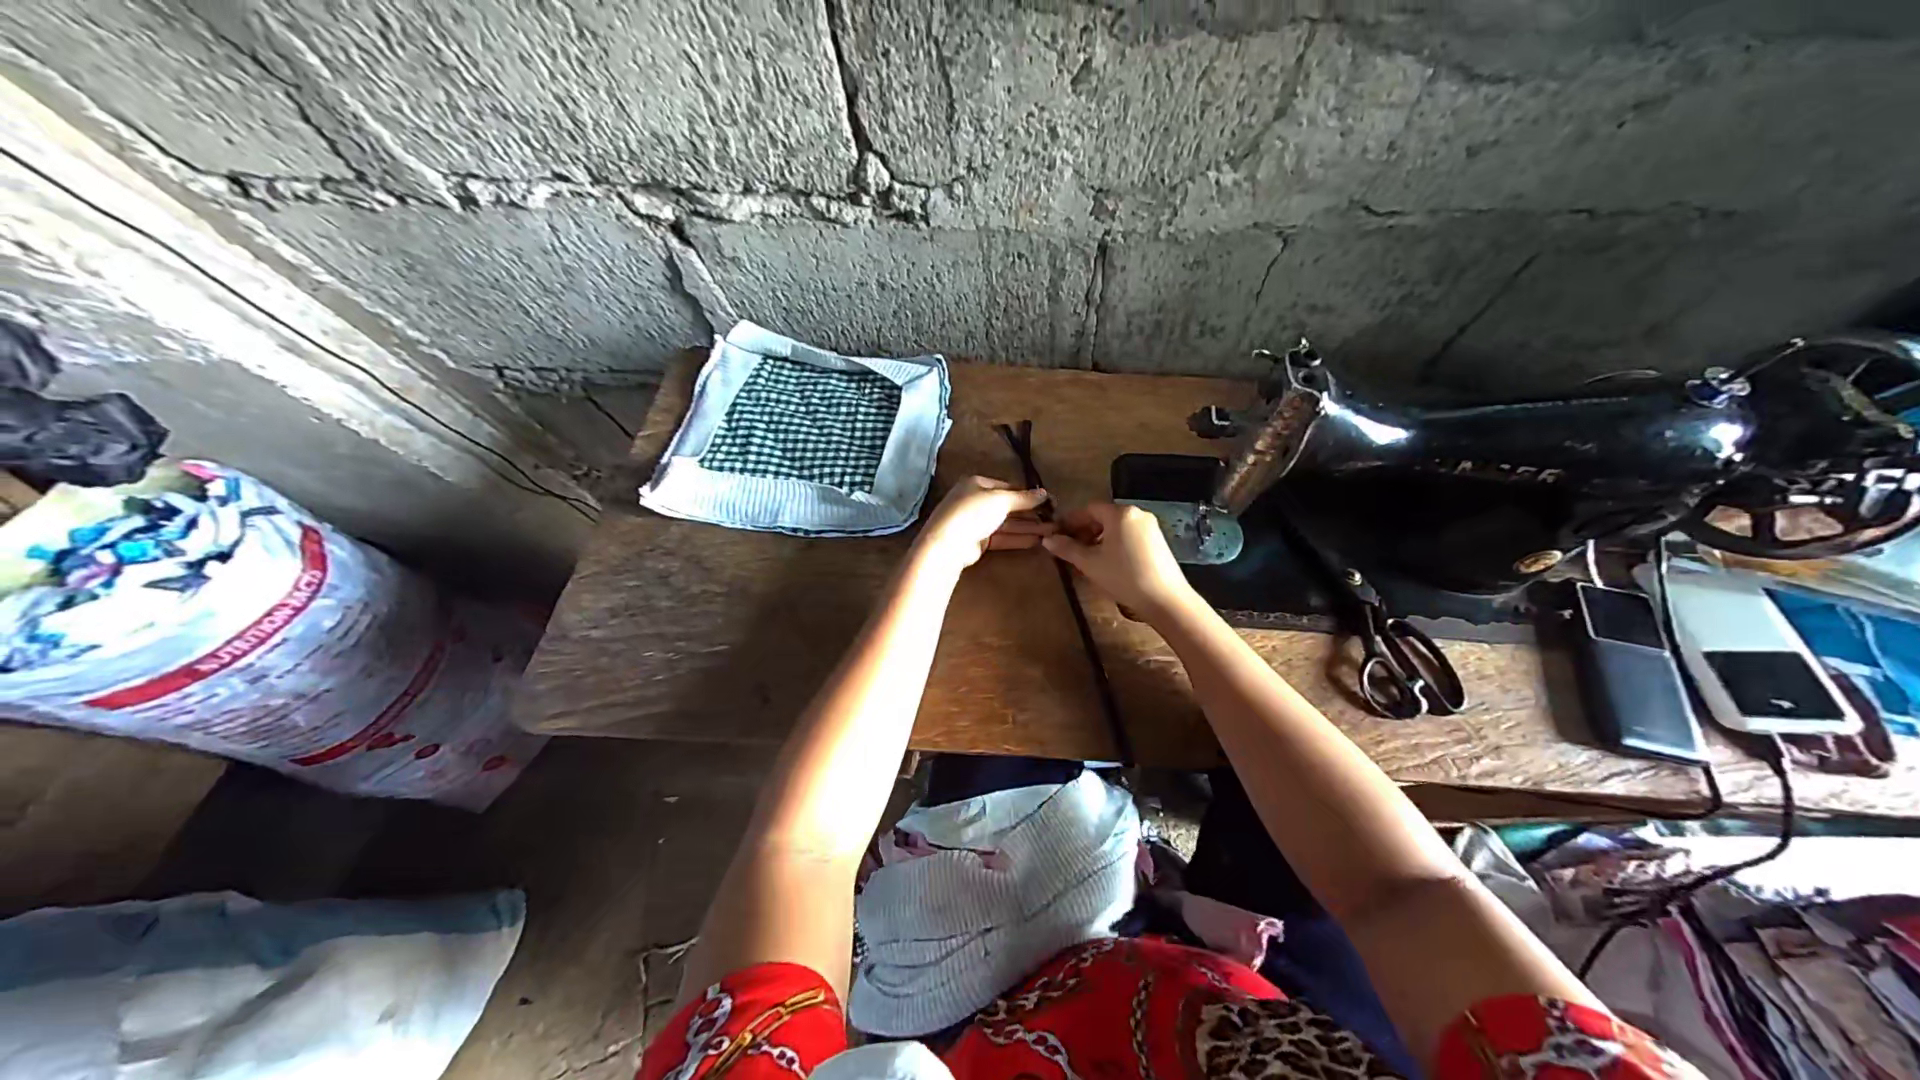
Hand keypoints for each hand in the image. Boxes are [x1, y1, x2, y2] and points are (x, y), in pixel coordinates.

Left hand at [914, 476, 1054, 571]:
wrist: (947, 544)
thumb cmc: (973, 512)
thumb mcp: (1001, 500)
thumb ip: (1024, 497)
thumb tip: (1044, 493)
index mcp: (978, 483)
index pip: (1008, 487)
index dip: (1029, 494)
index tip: (1049, 502)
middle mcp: (976, 500)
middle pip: (1009, 506)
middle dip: (1031, 513)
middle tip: (1054, 519)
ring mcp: (976, 522)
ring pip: (1007, 523)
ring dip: (1029, 527)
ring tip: (1052, 532)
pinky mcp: (977, 541)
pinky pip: (1002, 537)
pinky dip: (1018, 538)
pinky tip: (1037, 541)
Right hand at [1043, 502, 1199, 620]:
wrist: (1165, 599)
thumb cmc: (1124, 576)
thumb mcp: (1090, 563)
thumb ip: (1067, 548)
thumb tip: (1047, 539)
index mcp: (1120, 513)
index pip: (1088, 509)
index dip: (1070, 521)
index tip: (1057, 535)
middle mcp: (1137, 514)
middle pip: (1103, 516)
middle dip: (1084, 530)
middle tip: (1070, 549)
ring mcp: (1150, 527)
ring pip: (1117, 527)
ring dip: (1099, 538)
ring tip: (1087, 558)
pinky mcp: (1158, 541)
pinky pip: (1129, 535)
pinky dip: (1114, 543)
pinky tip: (1108, 562)